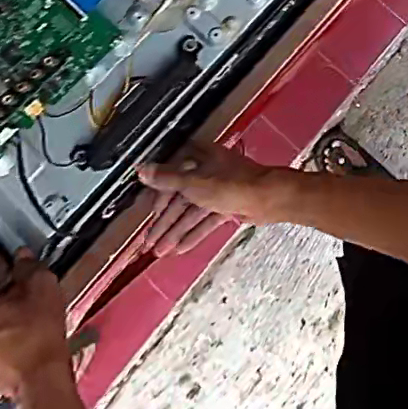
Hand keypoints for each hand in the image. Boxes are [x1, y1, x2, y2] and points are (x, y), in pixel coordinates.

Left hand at [0, 249, 73, 398]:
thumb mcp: (40, 285)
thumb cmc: (38, 335)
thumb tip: (22, 258)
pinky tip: (16, 332)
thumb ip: (28, 265)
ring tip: (21, 311)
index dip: (7, 266)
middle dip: (0, 292)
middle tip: (22, 288)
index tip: (19, 263)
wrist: (42, 377)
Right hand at [136, 140, 288, 254]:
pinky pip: (204, 220)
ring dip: (175, 231)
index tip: (148, 215)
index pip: (169, 176)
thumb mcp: (192, 182)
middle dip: (164, 221)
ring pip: (191, 211)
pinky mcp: (226, 204)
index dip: (157, 197)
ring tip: (159, 251)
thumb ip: (166, 178)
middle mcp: (205, 170)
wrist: (266, 197)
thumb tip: (141, 168)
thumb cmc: (230, 183)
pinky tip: (180, 248)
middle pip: (179, 197)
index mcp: (197, 157)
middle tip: (149, 241)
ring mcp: (217, 188)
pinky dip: (193, 233)